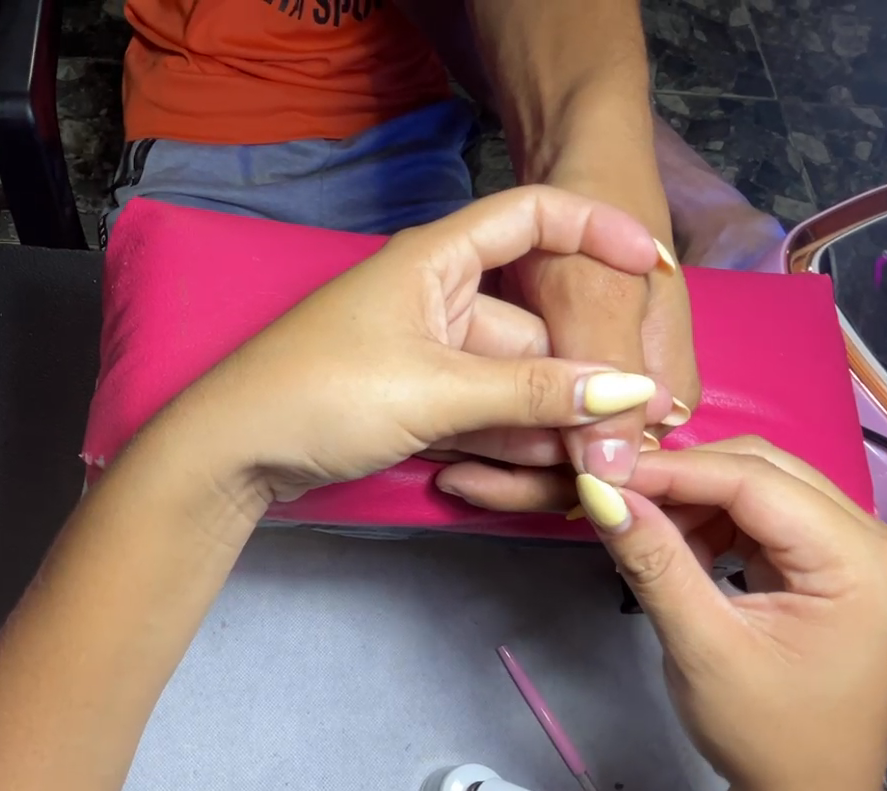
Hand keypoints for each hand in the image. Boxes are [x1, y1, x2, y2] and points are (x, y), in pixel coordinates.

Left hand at [148, 186, 665, 506]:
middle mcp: (434, 299)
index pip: (531, 217)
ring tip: (586, 472)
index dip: (594, 232)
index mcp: (435, 262)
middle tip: (622, 441)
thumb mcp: (435, 390)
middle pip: (527, 328)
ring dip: (540, 424)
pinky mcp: (408, 402)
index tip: (652, 266)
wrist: (234, 453)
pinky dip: (499, 441)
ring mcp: (421, 355)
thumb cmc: (323, 395)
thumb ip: (533, 391)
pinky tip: (537, 476)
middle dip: (571, 383)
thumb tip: (627, 391)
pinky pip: (471, 412)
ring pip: (504, 381)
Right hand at [565, 437, 886, 790]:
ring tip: (642, 533)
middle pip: (763, 471)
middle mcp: (872, 541)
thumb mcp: (700, 647)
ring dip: (692, 501)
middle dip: (682, 479)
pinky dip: (711, 524)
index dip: (671, 469)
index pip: (755, 481)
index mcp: (861, 562)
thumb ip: (653, 563)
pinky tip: (679, 551)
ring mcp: (855, 552)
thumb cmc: (762, 733)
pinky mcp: (830, 567)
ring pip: (760, 488)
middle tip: (612, 498)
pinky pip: (763, 518)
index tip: (598, 472)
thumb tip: (599, 493)